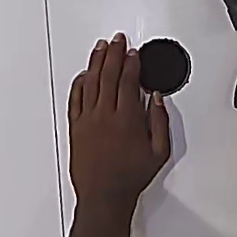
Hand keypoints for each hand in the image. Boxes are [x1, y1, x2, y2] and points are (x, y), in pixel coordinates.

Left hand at [67, 33, 171, 226]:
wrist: (104, 196)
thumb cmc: (130, 177)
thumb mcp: (159, 152)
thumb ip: (160, 121)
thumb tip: (156, 99)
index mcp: (127, 120)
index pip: (128, 81)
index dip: (131, 63)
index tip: (133, 53)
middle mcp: (105, 116)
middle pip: (108, 75)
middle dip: (114, 53)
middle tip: (117, 40)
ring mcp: (88, 120)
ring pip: (91, 82)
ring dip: (96, 61)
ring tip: (101, 47)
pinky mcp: (76, 127)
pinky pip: (76, 98)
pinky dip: (79, 83)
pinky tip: (84, 73)